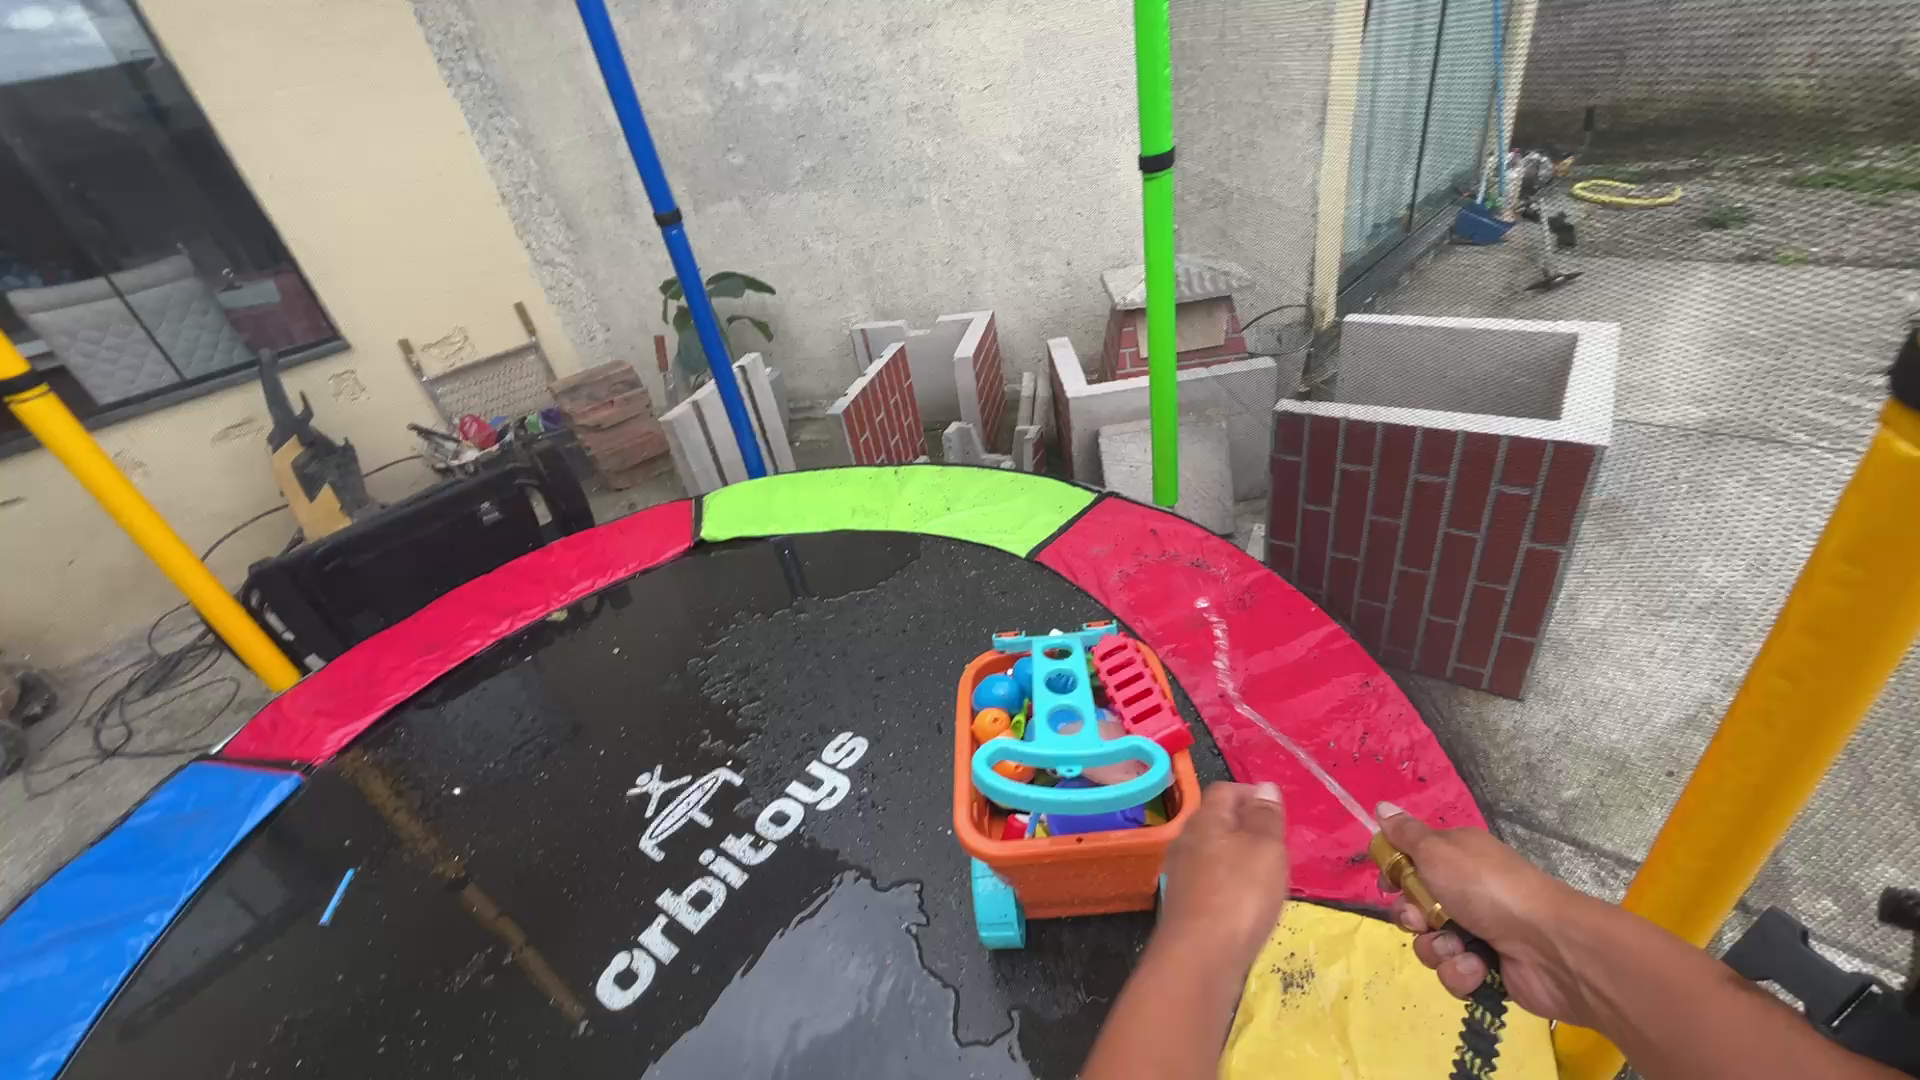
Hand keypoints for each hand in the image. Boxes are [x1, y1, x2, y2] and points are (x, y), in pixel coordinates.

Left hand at [1157, 782, 1289, 967]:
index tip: (1279, 812)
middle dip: (1247, 826)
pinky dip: (1231, 882)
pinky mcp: (1185, 901)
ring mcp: (1181, 871)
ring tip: (1268, 874)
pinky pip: (1211, 879)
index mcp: (1204, 819)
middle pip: (1217, 820)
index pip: (1225, 790)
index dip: (1252, 794)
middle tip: (1278, 845)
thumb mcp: (1265, 848)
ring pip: (1214, 851)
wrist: (1201, 955)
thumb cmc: (1240, 893)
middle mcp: (1186, 839)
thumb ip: (1266, 816)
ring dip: (1239, 856)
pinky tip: (1247, 902)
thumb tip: (1265, 786)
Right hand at [1376, 802, 1604, 1027]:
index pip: (1412, 864)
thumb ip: (1405, 834)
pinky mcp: (1489, 971)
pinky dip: (1461, 971)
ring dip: (1436, 947)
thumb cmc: (1487, 887)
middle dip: (1410, 916)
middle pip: (1414, 907)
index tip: (1389, 884)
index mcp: (1456, 859)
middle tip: (1421, 918)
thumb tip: (1381, 806)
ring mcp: (1479, 933)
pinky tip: (1478, 967)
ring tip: (1459, 947)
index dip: (1396, 876)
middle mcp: (1465, 893)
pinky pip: (1453, 973)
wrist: (1551, 947)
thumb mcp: (1438, 850)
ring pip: (1429, 943)